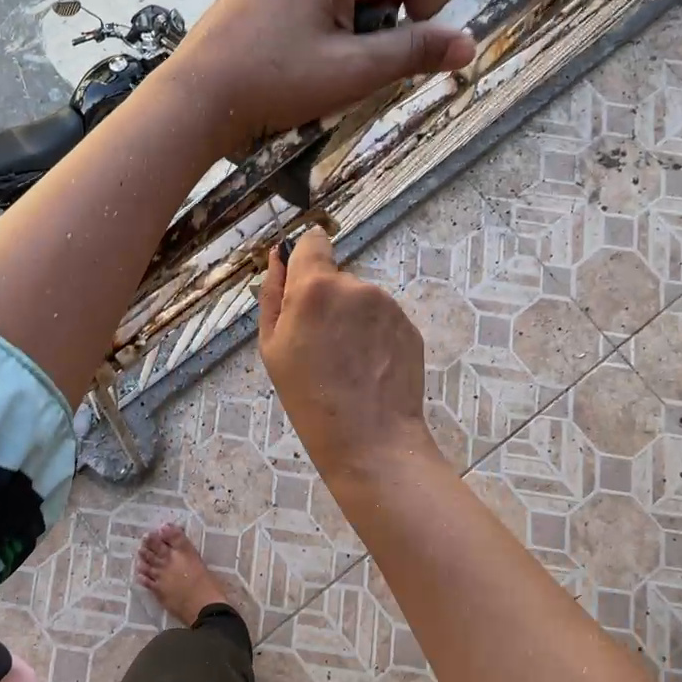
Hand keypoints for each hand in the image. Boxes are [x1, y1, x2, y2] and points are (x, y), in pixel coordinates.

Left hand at [159, 0, 476, 148]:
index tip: (405, 55)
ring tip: (321, 58)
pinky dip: (326, 13)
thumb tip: (468, 43)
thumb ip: (415, 52)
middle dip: (385, 16)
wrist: (195, 99)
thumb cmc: (273, 84)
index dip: (429, 10)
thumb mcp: (353, 71)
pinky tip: (300, 48)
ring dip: (355, 19)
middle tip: (350, 61)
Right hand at [257, 228, 442, 477]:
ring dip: (350, 319)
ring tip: (344, 362)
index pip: (313, 242)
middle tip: (317, 345)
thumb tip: (277, 257)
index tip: (299, 287)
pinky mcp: (409, 326)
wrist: (368, 438)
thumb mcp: (271, 347)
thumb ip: (272, 294)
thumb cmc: (307, 396)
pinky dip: (372, 336)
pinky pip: (382, 320)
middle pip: (334, 278)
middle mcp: (356, 286)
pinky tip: (367, 369)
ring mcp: (388, 305)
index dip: (304, 259)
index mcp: (315, 288)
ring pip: (359, 300)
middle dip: (325, 300)